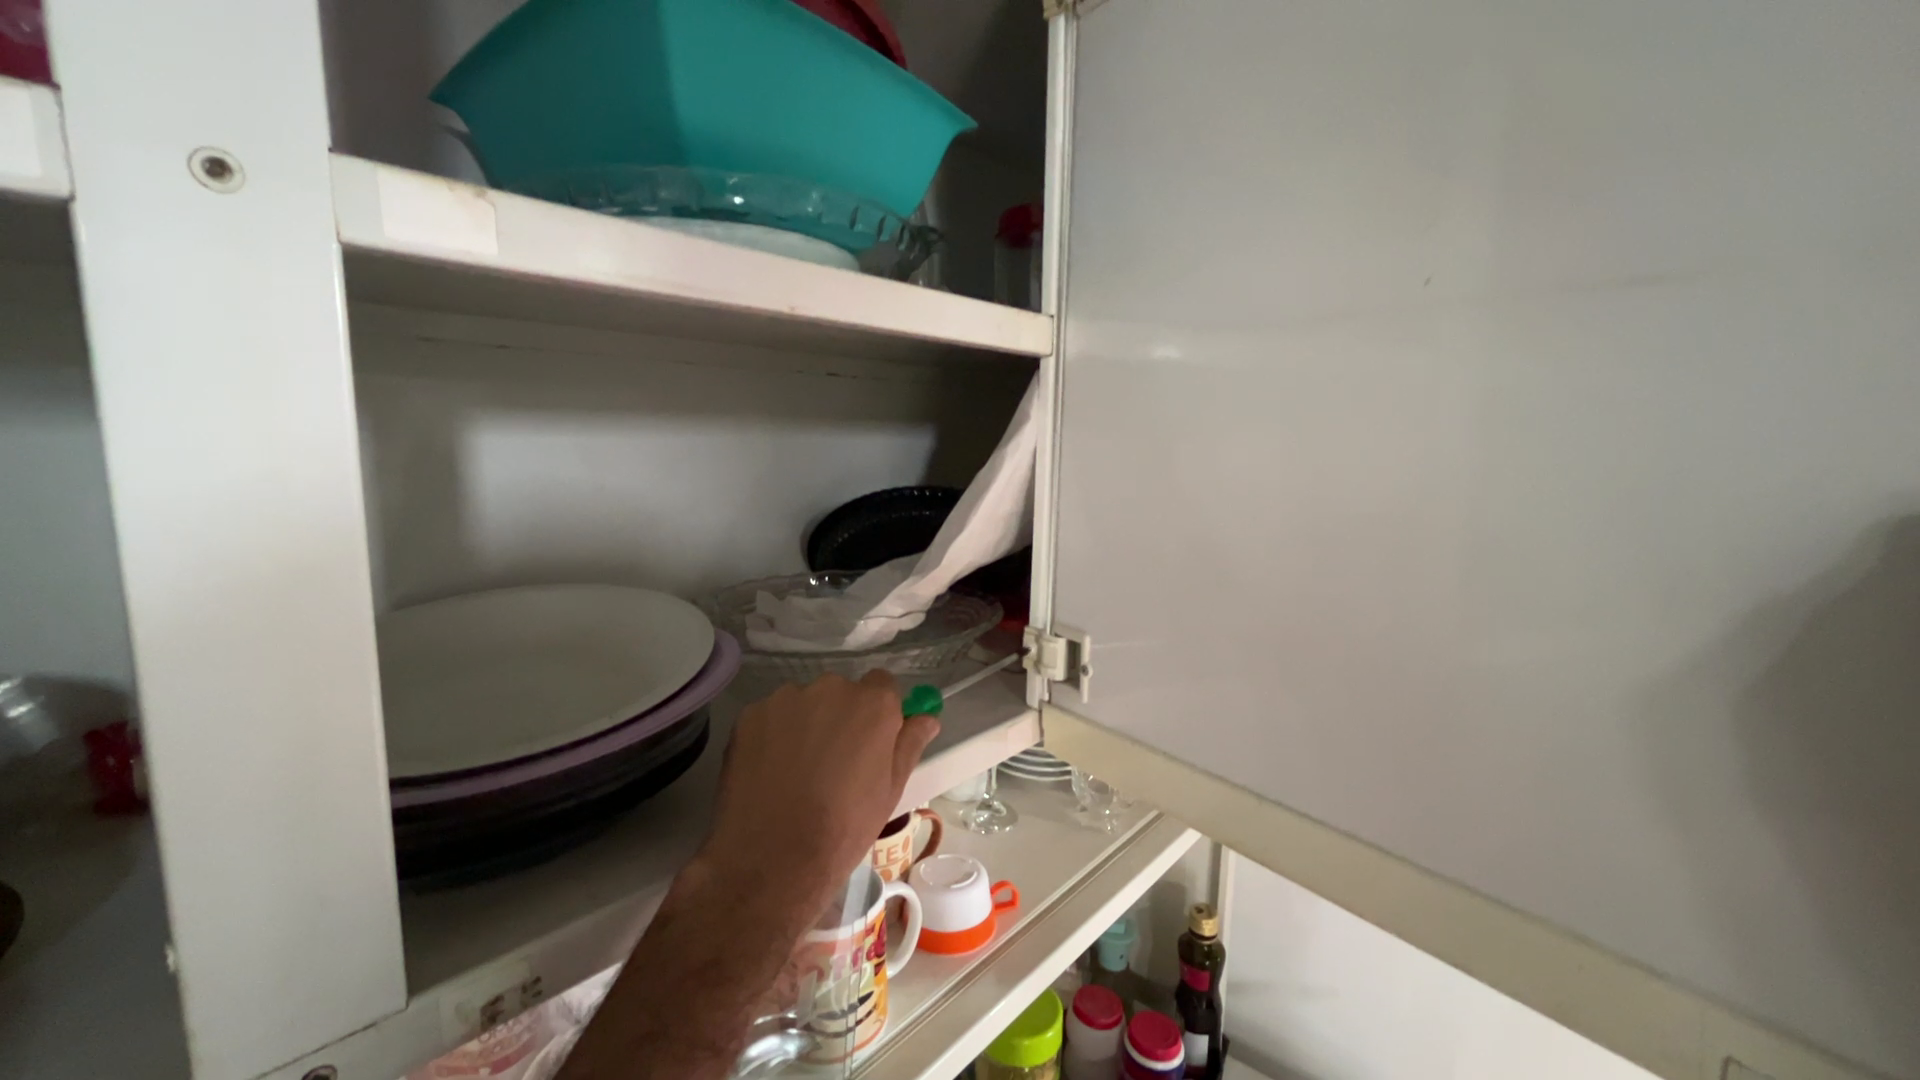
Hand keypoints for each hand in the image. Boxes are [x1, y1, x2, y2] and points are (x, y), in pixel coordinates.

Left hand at [700, 671, 940, 916]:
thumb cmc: (846, 825)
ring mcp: (785, 699)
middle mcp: (830, 688)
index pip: (882, 685)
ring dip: (805, 724)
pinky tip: (770, 773)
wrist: (774, 857)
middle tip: (834, 762)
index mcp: (872, 704)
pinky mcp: (749, 715)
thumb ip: (909, 744)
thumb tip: (926, 718)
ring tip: (797, 771)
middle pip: (840, 693)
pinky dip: (773, 736)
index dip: (878, 712)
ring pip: (803, 704)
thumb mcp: (891, 789)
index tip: (871, 740)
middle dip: (840, 718)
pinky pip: (770, 718)